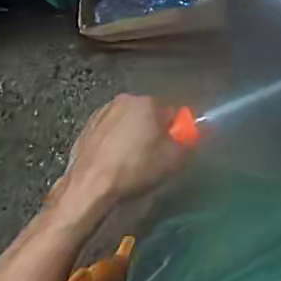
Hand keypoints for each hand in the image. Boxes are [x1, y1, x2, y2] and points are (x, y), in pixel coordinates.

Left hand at [53, 94, 185, 212]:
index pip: (172, 112)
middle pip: (149, 114)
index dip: (177, 132)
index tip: (175, 149)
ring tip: (132, 161)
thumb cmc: (136, 168)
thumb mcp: (171, 160)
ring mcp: (104, 110)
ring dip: (134, 135)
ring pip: (128, 120)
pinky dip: (116, 140)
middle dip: (154, 131)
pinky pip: (111, 129)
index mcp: (147, 103)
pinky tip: (114, 160)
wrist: (91, 181)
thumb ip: (186, 142)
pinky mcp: (89, 123)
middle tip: (155, 157)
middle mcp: (125, 99)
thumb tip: (192, 134)